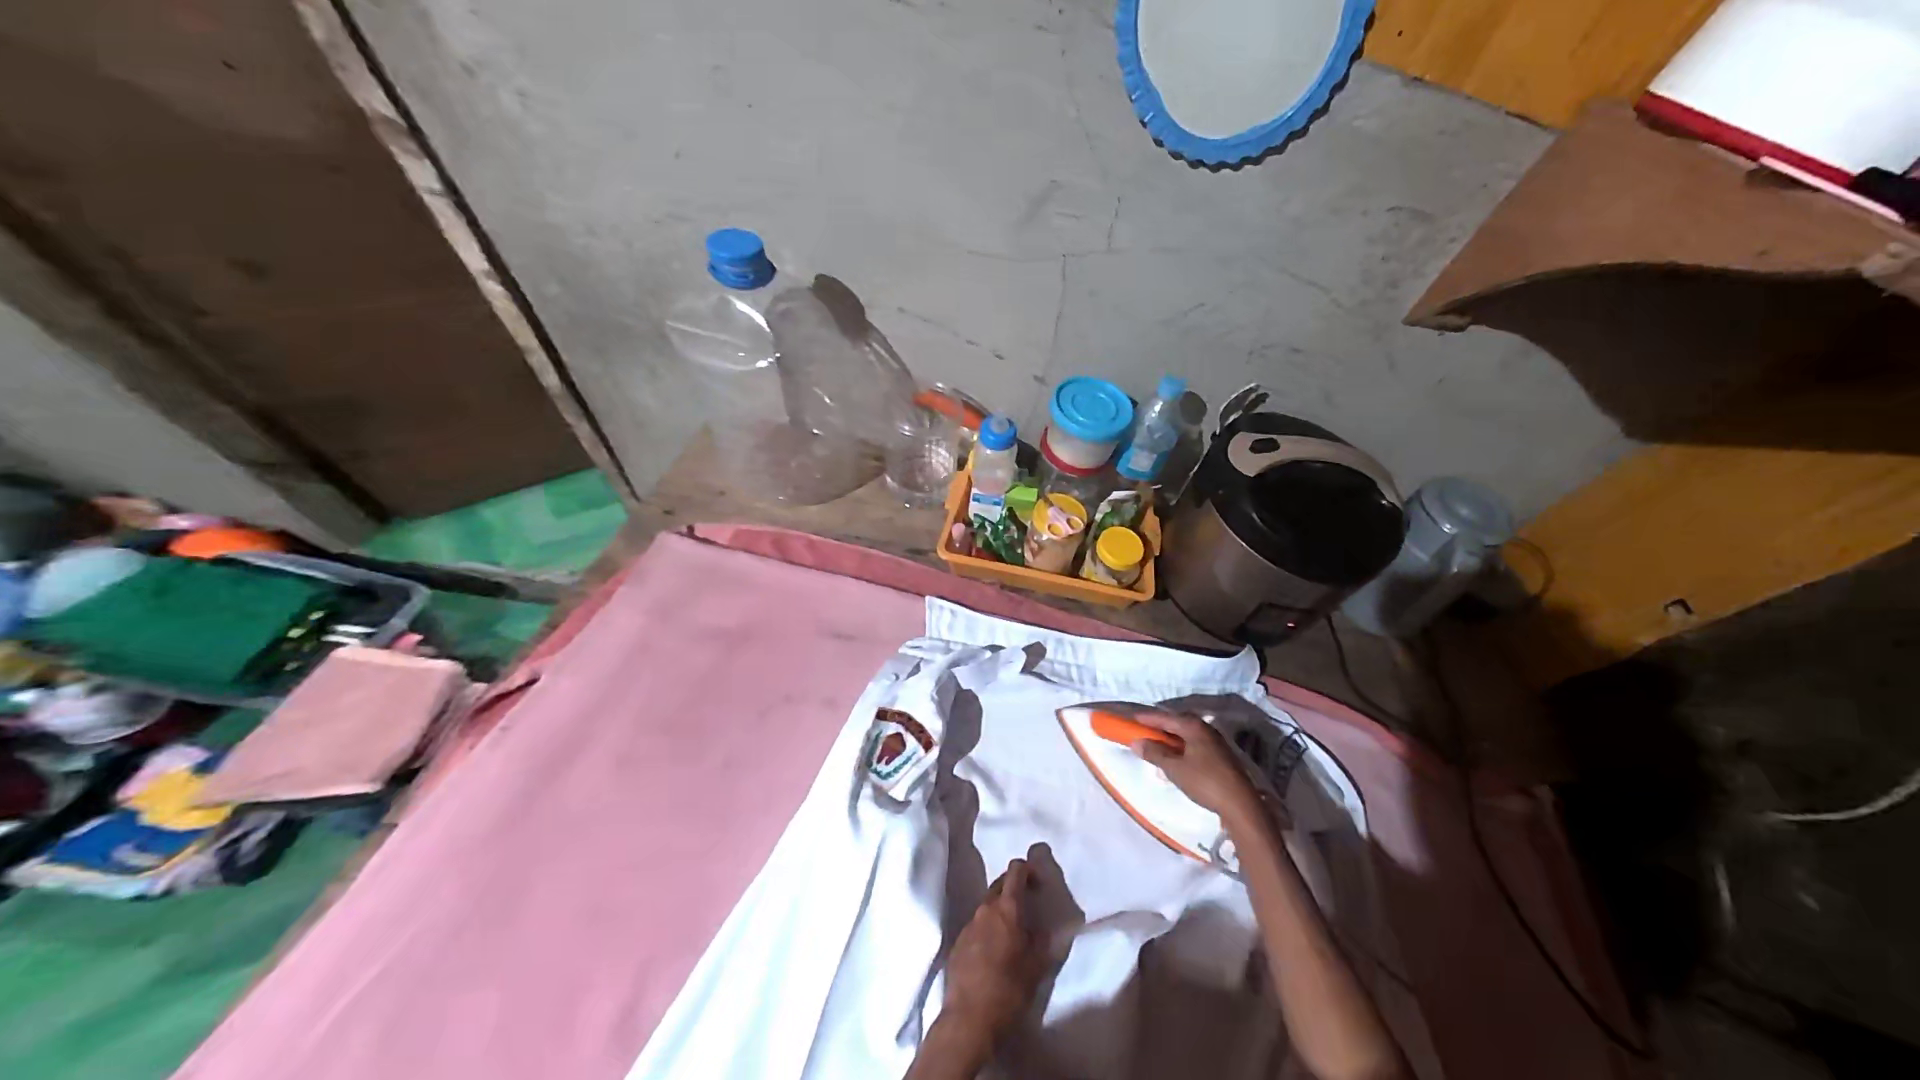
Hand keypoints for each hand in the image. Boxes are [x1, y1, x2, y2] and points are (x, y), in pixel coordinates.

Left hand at [942, 858, 1044, 1042]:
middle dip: (1015, 887)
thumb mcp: (1036, 967)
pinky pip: (976, 926)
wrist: (968, 1019)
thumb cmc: (1009, 990)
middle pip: (999, 885)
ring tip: (1013, 932)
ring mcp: (967, 925)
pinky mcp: (957, 943)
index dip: (1028, 869)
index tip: (1038, 883)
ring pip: (987, 906)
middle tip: (1030, 904)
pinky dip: (988, 928)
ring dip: (1001, 910)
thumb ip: (1043, 942)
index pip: (1015, 871)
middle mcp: (984, 910)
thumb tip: (1044, 930)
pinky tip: (994, 951)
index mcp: (1007, 909)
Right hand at [1130, 711, 1262, 825]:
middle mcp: (1205, 728)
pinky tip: (1175, 755)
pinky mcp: (1220, 755)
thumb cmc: (1204, 782)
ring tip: (1156, 742)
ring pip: (1187, 733)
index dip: (1147, 718)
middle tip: (1143, 729)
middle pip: (1177, 722)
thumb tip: (1136, 742)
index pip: (1165, 717)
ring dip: (1170, 736)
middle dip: (1160, 725)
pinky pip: (1194, 743)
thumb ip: (1154, 753)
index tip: (1132, 718)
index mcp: (1193, 726)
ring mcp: (1215, 741)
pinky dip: (1181, 745)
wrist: (1240, 804)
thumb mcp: (1174, 768)